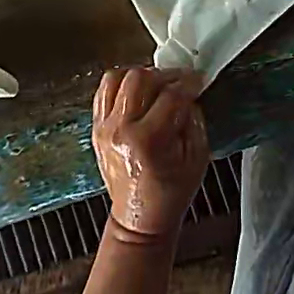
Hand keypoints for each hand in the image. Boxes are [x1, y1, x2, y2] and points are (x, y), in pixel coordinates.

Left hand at [91, 67, 208, 244]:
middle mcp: (120, 130)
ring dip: (141, 75)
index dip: (188, 84)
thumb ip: (194, 119)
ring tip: (156, 84)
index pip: (170, 96)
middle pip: (139, 79)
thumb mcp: (197, 157)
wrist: (140, 218)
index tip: (197, 81)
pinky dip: (121, 84)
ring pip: (117, 78)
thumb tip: (188, 93)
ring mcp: (104, 128)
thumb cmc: (169, 193)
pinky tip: (137, 90)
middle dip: (165, 76)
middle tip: (179, 81)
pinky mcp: (96, 127)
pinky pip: (104, 91)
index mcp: (147, 141)